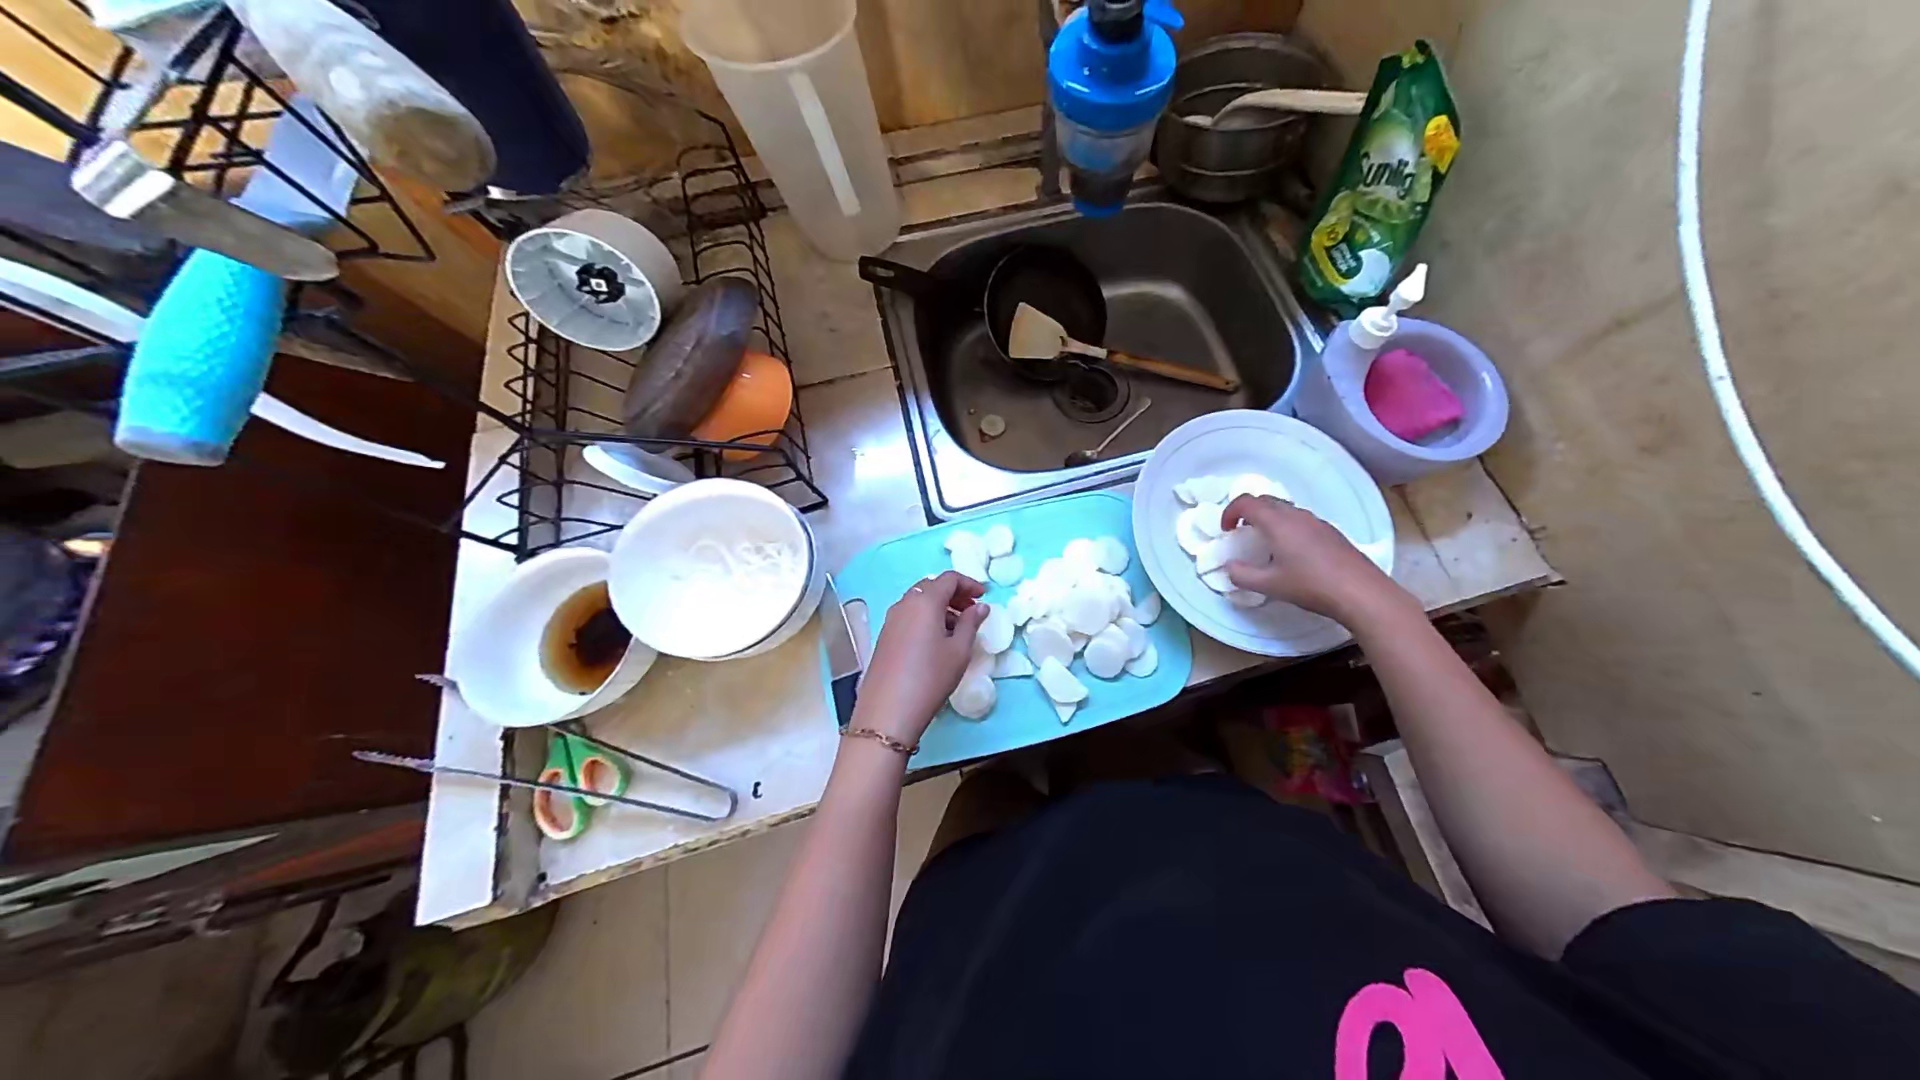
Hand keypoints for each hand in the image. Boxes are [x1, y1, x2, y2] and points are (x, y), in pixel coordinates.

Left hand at [852, 571, 988, 743]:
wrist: (888, 710)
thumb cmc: (930, 677)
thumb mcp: (959, 651)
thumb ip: (971, 623)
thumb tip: (980, 607)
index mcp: (925, 601)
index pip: (948, 579)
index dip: (968, 583)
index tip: (983, 596)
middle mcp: (905, 604)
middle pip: (931, 587)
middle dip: (953, 594)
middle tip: (971, 610)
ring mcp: (891, 619)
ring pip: (918, 602)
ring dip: (939, 607)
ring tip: (958, 628)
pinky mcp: (884, 635)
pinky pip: (908, 615)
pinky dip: (925, 618)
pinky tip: (937, 640)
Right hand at [1222, 495, 1414, 626]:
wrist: (1361, 592)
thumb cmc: (1311, 585)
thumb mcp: (1269, 585)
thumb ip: (1242, 575)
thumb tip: (1229, 567)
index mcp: (1277, 523)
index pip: (1247, 502)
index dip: (1230, 512)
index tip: (1226, 530)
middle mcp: (1296, 515)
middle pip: (1265, 501)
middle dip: (1248, 512)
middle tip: (1241, 532)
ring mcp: (1316, 522)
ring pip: (1285, 509)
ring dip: (1268, 518)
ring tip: (1265, 542)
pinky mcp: (1331, 532)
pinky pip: (1300, 520)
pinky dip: (1286, 526)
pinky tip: (1292, 552)